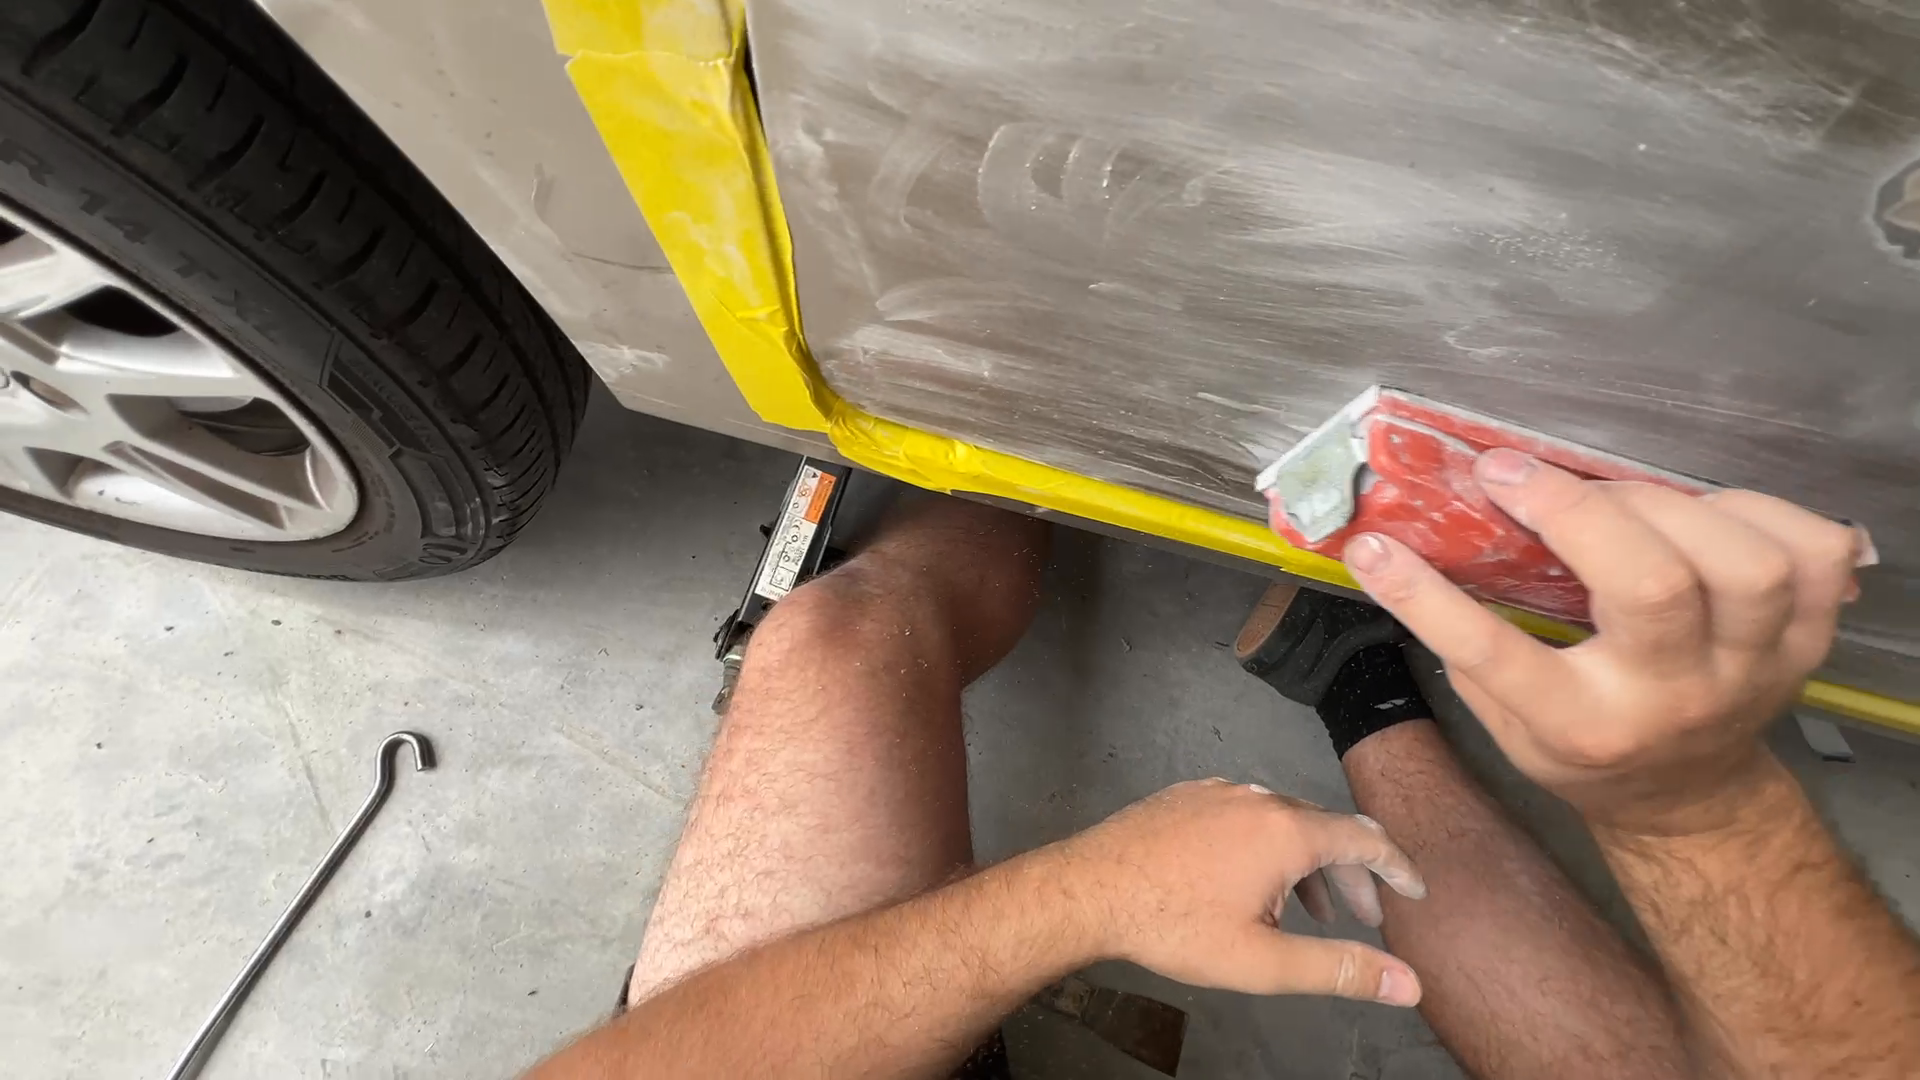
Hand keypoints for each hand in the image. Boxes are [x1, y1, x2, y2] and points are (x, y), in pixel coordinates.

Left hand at [1048, 778, 1426, 1002]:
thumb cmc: (1177, 924)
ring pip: (1279, 820)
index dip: (1397, 865)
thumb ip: (1339, 968)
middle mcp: (1254, 797)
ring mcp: (1216, 790)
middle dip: (1349, 872)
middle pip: (1321, 827)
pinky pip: (1242, 814)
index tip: (1416, 892)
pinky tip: (1248, 883)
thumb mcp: (1263, 961)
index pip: (1363, 836)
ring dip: (1303, 863)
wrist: (1091, 885)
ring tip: (1304, 913)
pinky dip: (1264, 845)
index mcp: (1283, 830)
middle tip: (1360, 918)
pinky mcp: (1185, 794)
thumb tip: (1409, 982)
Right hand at [1341, 448, 1868, 832]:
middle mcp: (1670, 697)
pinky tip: (1693, 512)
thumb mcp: (1498, 719)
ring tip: (1602, 494)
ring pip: (1742, 563)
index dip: (1421, 596)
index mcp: (1576, 725)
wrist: (1683, 794)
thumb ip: (1467, 645)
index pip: (1488, 654)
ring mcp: (1753, 666)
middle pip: (1650, 588)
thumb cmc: (1571, 749)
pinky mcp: (1805, 639)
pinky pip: (1813, 553)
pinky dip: (1751, 512)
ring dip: (1657, 505)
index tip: (1373, 547)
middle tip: (1507, 473)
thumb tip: (1417, 552)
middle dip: (1572, 511)